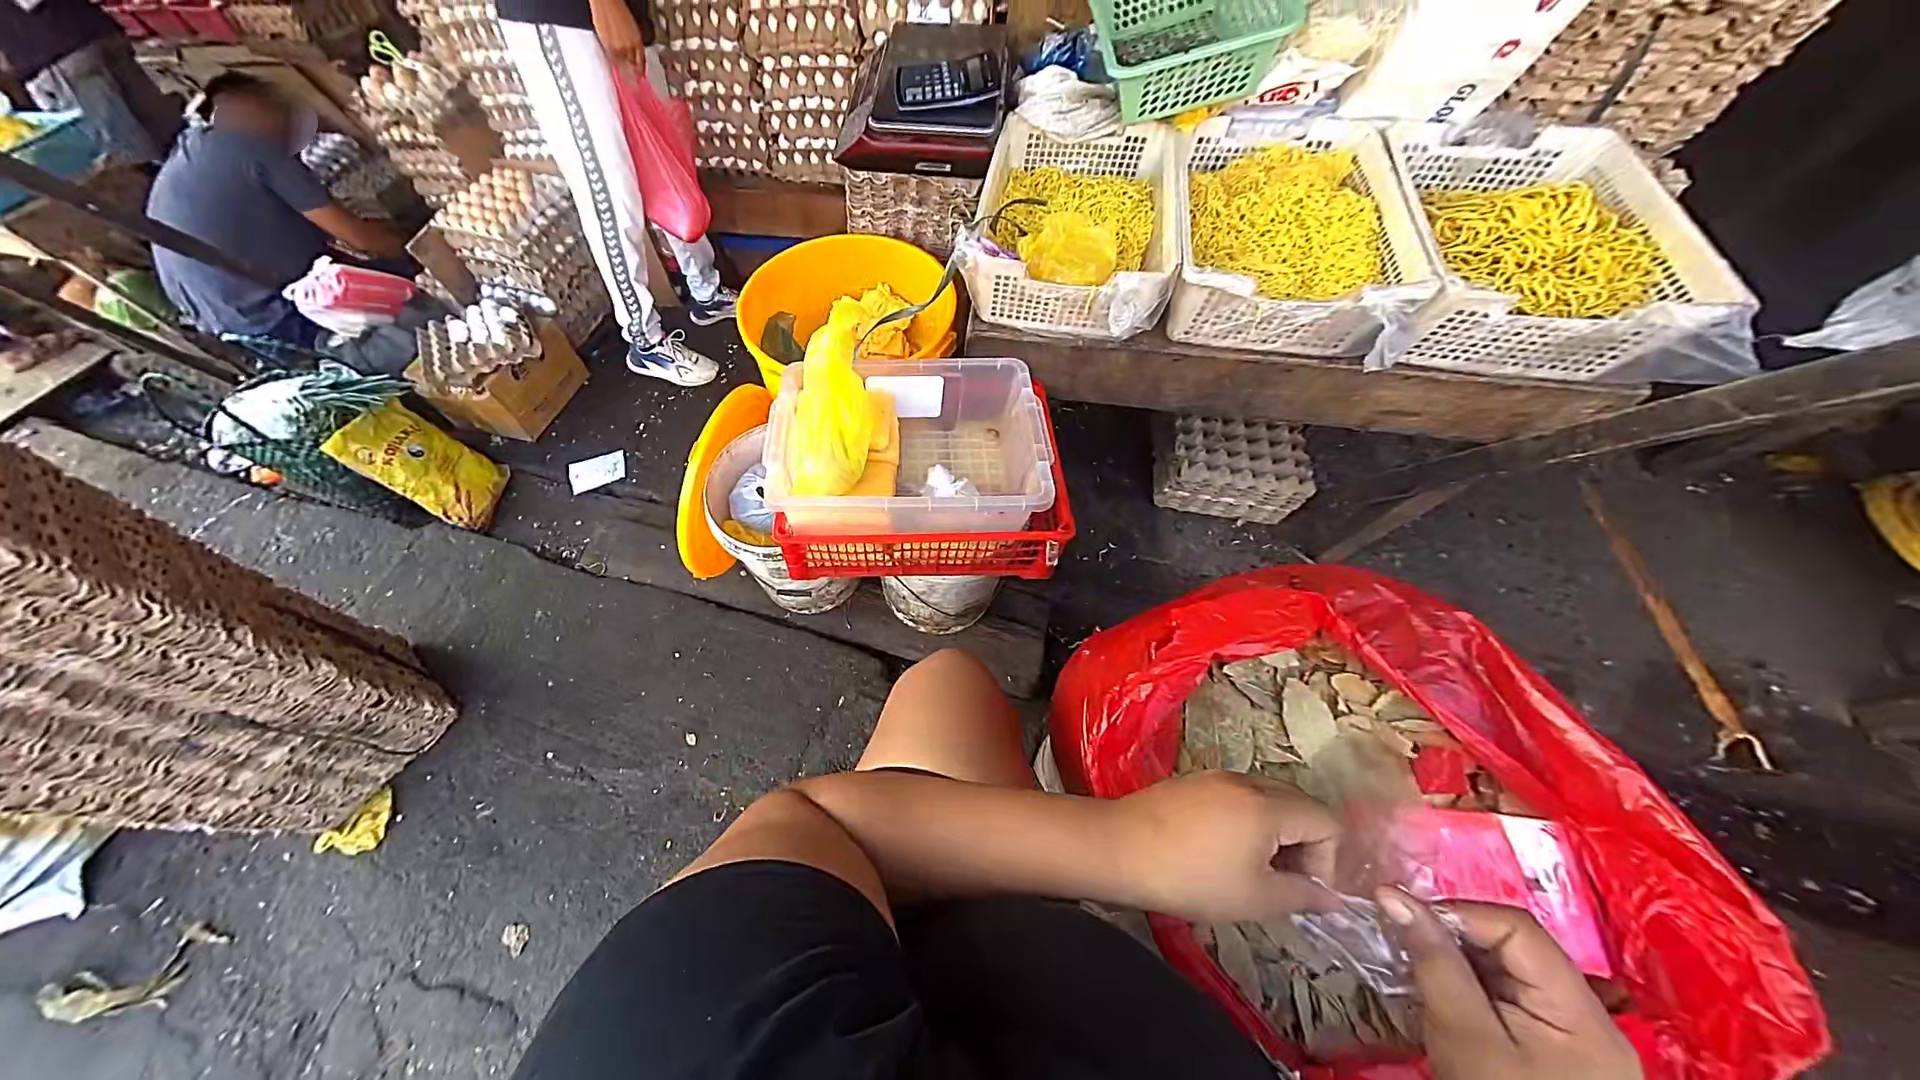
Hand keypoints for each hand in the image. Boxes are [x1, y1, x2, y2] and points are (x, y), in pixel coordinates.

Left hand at [1108, 770, 1339, 922]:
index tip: (1305, 889)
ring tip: (1251, 869)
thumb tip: (1333, 898)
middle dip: (1304, 844)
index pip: (1326, 820)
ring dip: (1274, 832)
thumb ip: (1303, 895)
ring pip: (1265, 798)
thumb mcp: (1255, 897)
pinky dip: (1245, 820)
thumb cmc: (1190, 877)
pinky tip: (1220, 851)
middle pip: (1298, 804)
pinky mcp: (1189, 782)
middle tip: (1282, 881)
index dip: (1328, 860)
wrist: (1118, 847)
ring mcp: (1213, 777)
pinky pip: (1235, 795)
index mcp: (1267, 804)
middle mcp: (1243, 780)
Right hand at [1377, 890, 1641, 1079]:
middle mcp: (1589, 1016)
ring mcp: (1575, 1034)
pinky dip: (1469, 982)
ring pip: (1507, 966)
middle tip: (1405, 942)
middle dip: (1453, 935)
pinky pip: (1508, 992)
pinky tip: (1442, 992)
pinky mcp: (1555, 1047)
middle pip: (1514, 944)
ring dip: (1457, 958)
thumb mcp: (1461, 1032)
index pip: (1515, 927)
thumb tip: (1391, 895)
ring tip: (1418, 966)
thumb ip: (1433, 960)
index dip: (1456, 913)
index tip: (1404, 918)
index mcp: (1581, 1012)